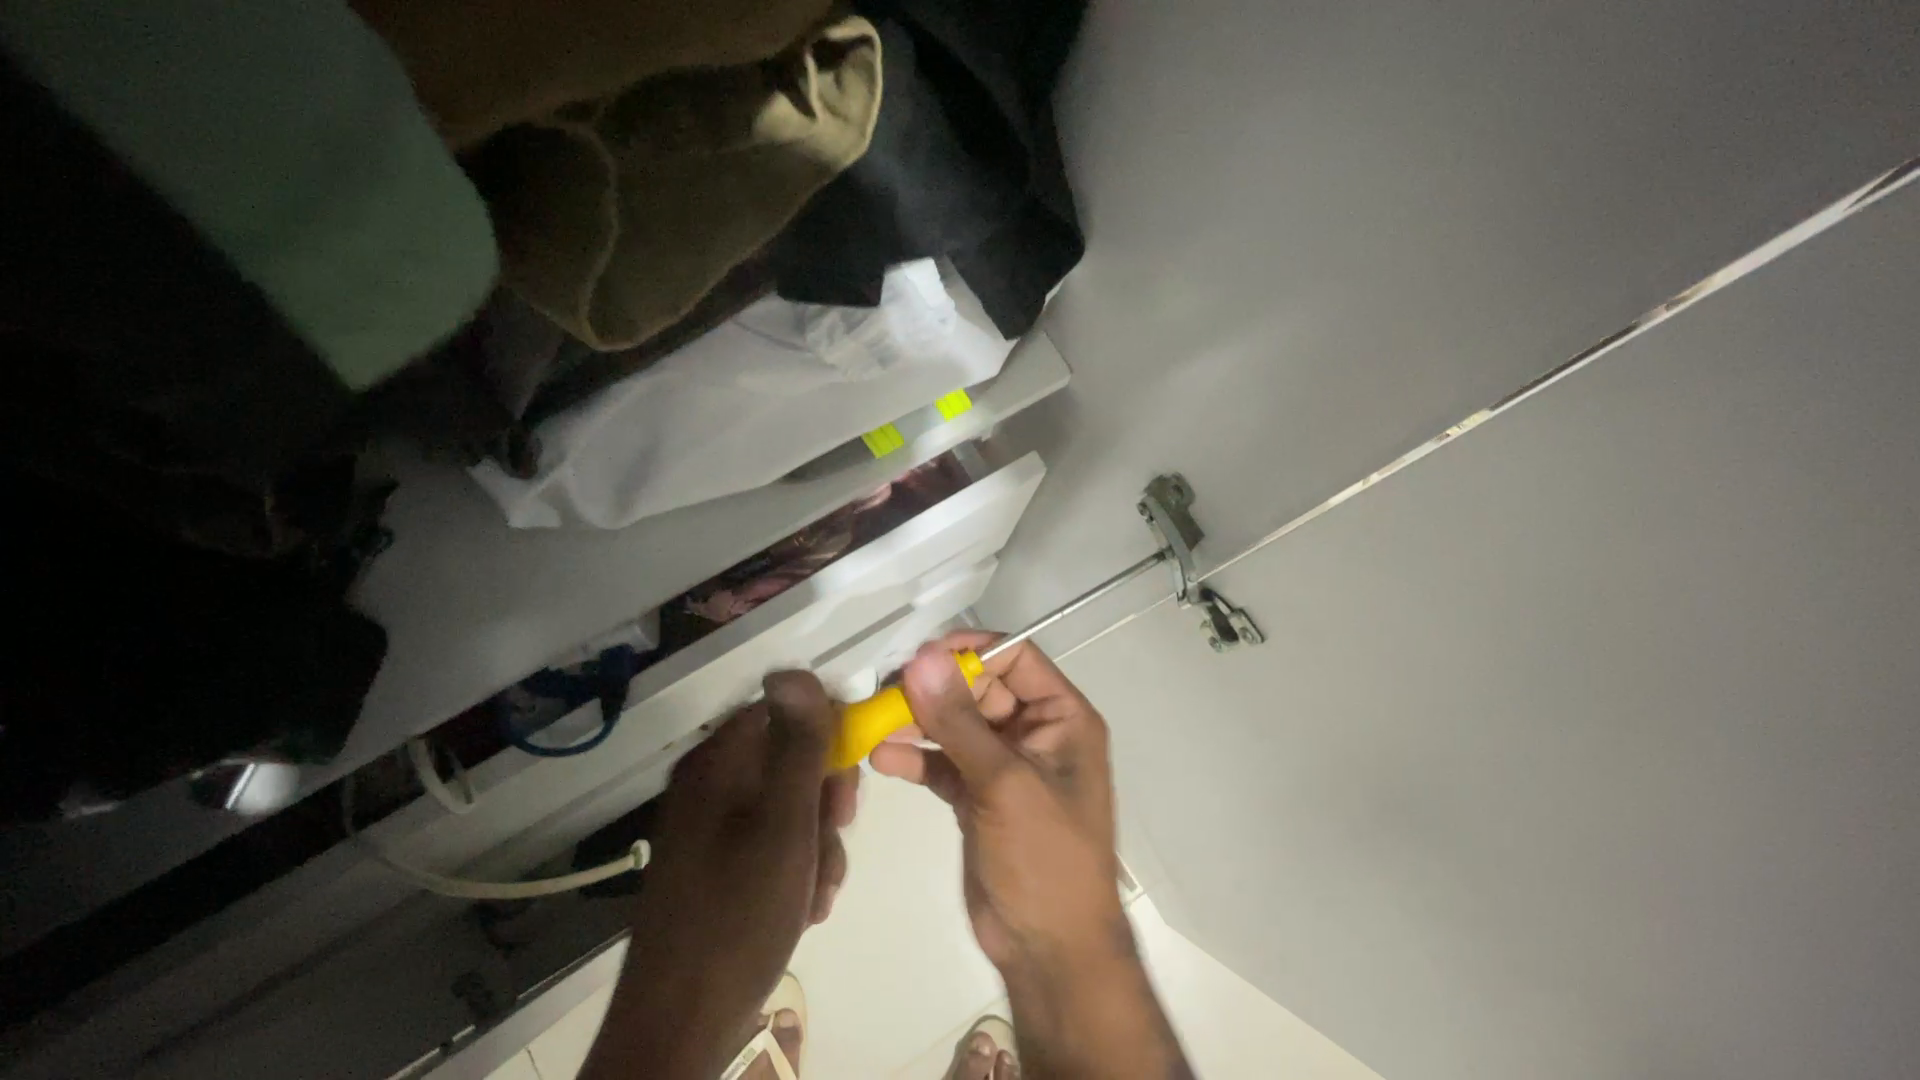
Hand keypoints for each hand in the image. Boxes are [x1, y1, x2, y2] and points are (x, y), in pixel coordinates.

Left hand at [581, 672, 856, 1079]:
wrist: (680, 1022)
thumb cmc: (740, 915)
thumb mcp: (785, 824)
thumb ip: (797, 745)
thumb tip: (796, 667)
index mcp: (717, 763)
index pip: (784, 712)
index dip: (826, 740)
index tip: (846, 790)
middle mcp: (706, 784)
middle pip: (788, 760)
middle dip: (823, 801)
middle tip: (835, 840)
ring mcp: (706, 826)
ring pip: (786, 806)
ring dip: (816, 843)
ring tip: (818, 891)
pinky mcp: (711, 864)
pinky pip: (768, 842)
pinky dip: (795, 867)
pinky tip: (802, 905)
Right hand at [872, 634, 1194, 1078]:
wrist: (1048, 949)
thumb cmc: (1044, 858)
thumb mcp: (1004, 783)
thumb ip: (959, 721)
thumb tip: (921, 658)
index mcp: (1062, 718)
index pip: (1016, 658)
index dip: (970, 651)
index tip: (918, 656)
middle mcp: (1035, 733)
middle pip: (979, 689)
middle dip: (934, 688)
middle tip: (882, 691)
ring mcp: (1004, 766)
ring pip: (956, 725)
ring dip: (917, 722)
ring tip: (872, 722)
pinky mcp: (976, 797)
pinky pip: (943, 763)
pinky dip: (915, 759)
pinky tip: (880, 758)